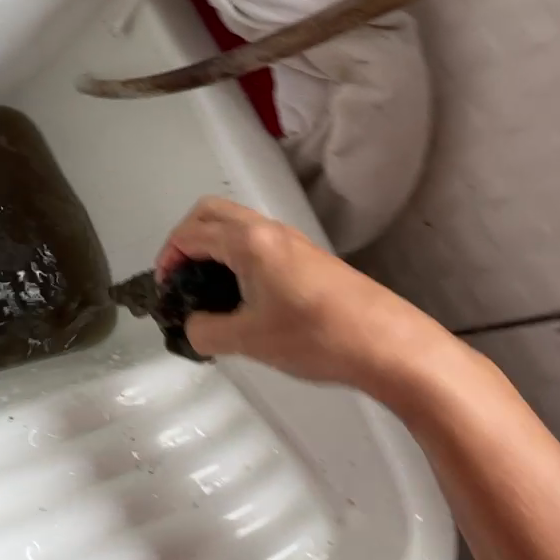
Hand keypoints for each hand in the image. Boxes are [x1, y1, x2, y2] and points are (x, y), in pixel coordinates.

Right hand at [156, 198, 459, 398]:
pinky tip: (245, 296)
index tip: (165, 289)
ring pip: (237, 224)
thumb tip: (194, 328)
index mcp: (248, 242)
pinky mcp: (310, 259)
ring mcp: (293, 242)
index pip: (190, 234)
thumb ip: (206, 332)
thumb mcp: (249, 341)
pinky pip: (258, 241)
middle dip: (185, 238)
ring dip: (212, 245)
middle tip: (180, 275)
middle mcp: (268, 231)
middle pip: (211, 212)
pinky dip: (236, 255)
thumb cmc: (316, 337)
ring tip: (209, 288)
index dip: (168, 258)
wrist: (394, 348)